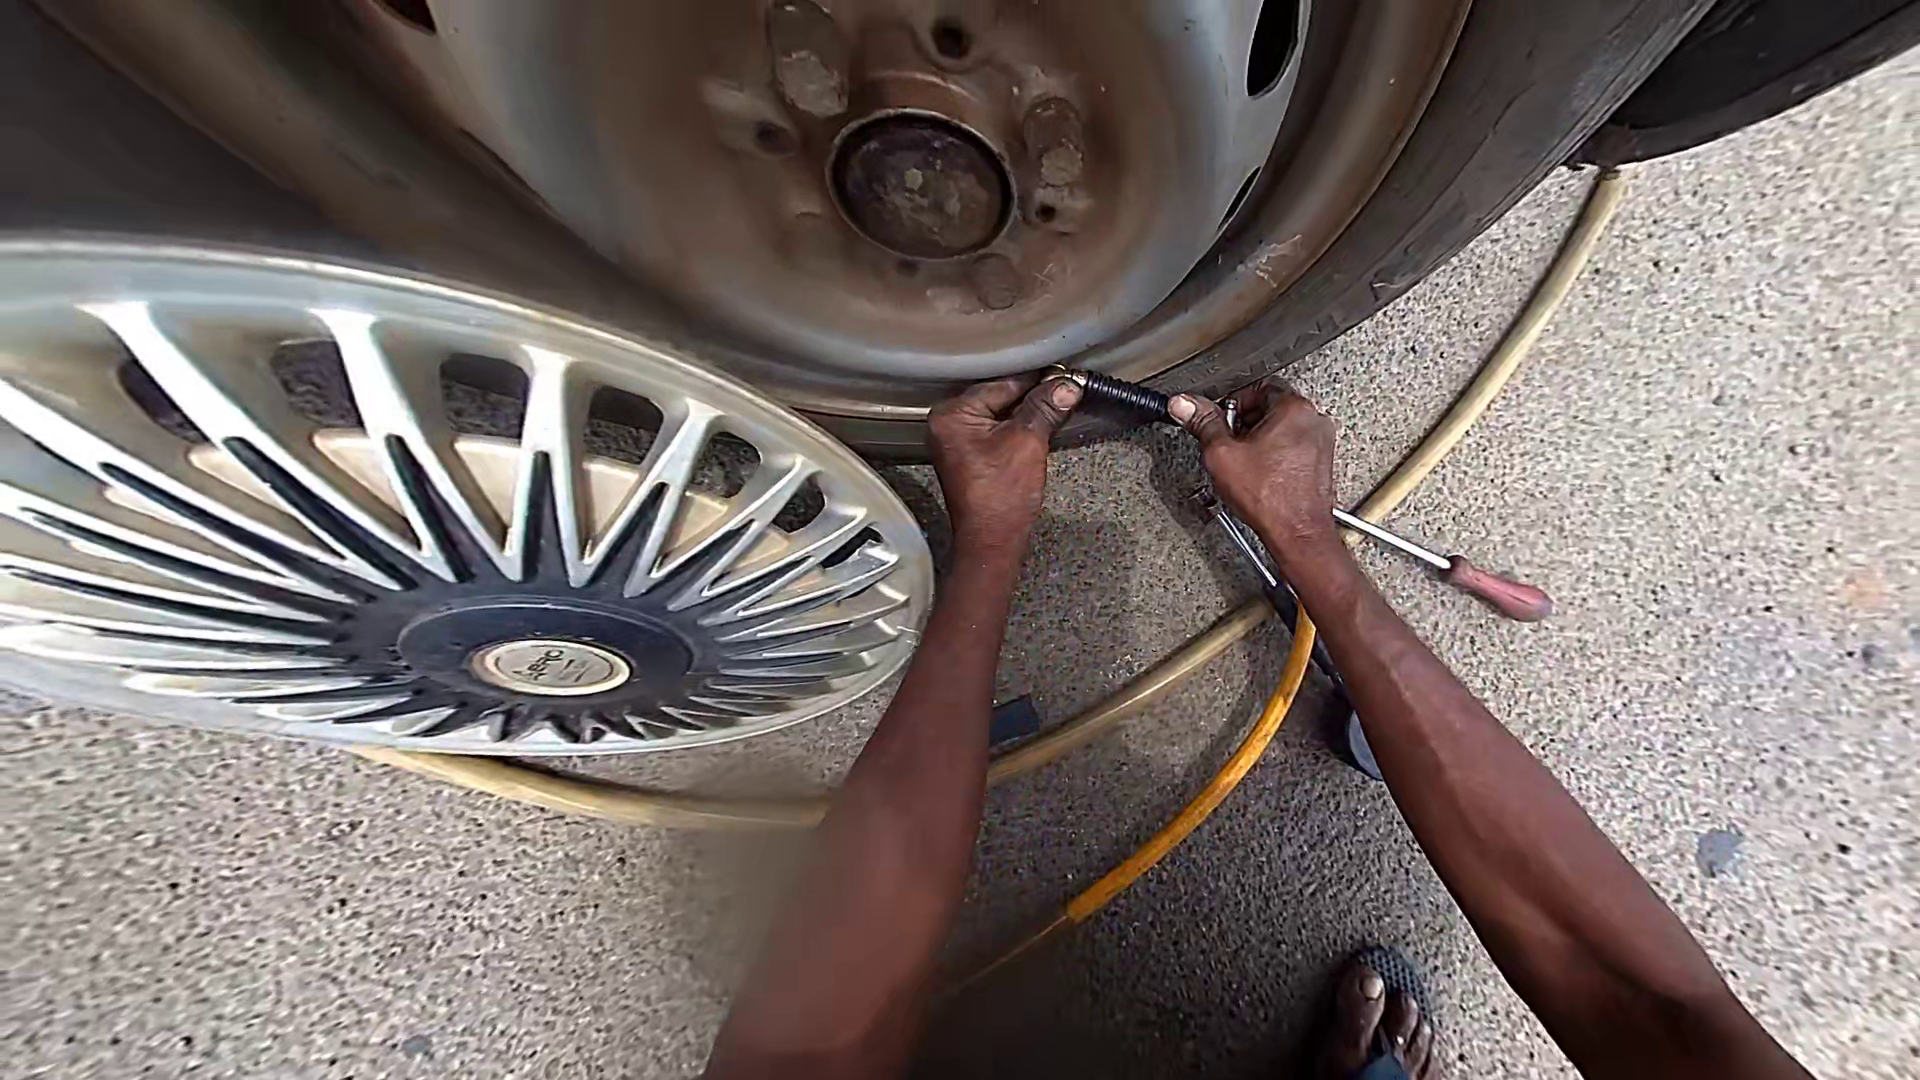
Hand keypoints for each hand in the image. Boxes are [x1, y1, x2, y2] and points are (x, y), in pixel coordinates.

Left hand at [927, 373, 1082, 557]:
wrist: (992, 540)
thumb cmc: (1000, 497)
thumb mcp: (1028, 442)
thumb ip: (1045, 408)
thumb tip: (1065, 385)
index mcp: (952, 415)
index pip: (1001, 384)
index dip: (1035, 380)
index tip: (1063, 375)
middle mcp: (947, 424)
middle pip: (998, 397)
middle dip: (1032, 396)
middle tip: (1065, 389)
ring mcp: (956, 442)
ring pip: (998, 415)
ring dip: (1027, 413)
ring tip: (1057, 407)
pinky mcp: (969, 457)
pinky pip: (996, 432)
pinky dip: (1017, 429)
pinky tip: (1040, 428)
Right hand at [1169, 381, 1341, 563]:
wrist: (1296, 531)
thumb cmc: (1269, 497)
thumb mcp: (1221, 454)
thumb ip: (1202, 423)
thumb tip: (1184, 404)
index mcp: (1293, 409)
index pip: (1256, 386)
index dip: (1230, 403)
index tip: (1218, 420)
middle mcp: (1312, 420)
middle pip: (1268, 406)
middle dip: (1242, 423)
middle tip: (1227, 443)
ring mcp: (1318, 442)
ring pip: (1279, 428)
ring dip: (1256, 440)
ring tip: (1242, 462)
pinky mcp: (1317, 462)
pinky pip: (1289, 447)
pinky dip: (1271, 455)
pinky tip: (1258, 474)